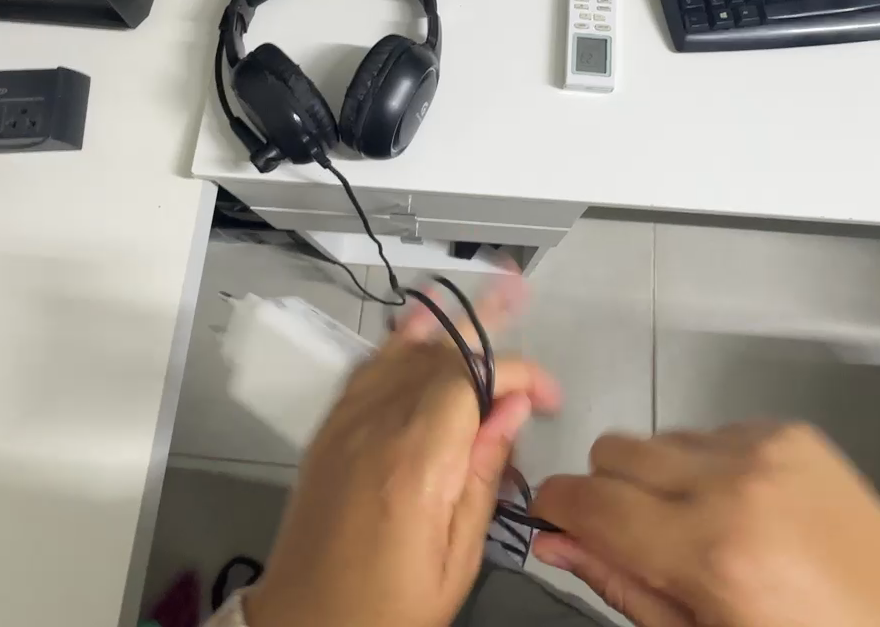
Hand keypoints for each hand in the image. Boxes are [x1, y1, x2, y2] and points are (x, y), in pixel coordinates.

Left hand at [244, 275, 561, 626]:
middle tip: (522, 295)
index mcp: (416, 462)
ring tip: (482, 284)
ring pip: (404, 347)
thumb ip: (486, 474)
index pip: (472, 378)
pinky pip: (370, 365)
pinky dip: (402, 337)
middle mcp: (377, 425)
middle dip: (488, 326)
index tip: (547, 394)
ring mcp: (347, 420)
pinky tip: (422, 320)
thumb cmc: (389, 610)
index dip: (517, 371)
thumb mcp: (456, 558)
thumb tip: (513, 407)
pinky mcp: (331, 427)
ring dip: (448, 318)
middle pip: (439, 352)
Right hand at [531, 423, 879, 626]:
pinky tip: (745, 508)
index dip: (556, 505)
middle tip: (639, 538)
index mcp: (711, 553)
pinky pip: (709, 431)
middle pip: (614, 449)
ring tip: (703, 527)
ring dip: (659, 478)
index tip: (553, 520)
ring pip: (659, 438)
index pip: (590, 501)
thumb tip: (553, 539)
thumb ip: (620, 585)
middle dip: (606, 490)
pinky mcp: (788, 429)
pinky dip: (706, 466)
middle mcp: (732, 481)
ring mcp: (764, 445)